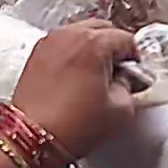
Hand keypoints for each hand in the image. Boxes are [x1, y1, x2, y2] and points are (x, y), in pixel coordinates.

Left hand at [11, 21, 140, 158]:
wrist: (33, 138)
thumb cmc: (73, 124)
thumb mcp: (121, 110)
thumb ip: (130, 86)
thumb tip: (126, 80)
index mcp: (95, 42)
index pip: (126, 39)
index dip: (135, 59)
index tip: (134, 76)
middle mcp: (71, 34)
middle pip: (103, 30)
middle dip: (114, 48)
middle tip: (118, 73)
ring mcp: (50, 42)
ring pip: (81, 34)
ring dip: (93, 49)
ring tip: (96, 76)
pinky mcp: (37, 54)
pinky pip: (63, 45)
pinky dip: (74, 55)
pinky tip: (76, 78)